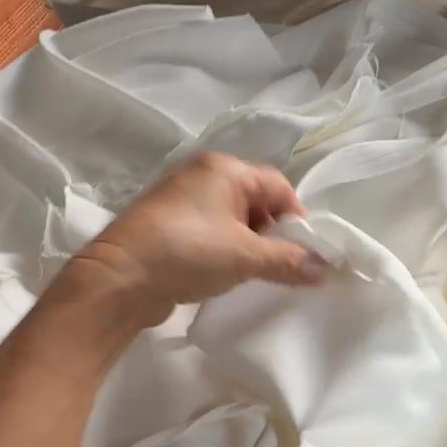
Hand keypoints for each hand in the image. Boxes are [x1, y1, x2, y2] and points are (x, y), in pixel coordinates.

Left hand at [66, 152, 327, 326]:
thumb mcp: (248, 257)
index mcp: (224, 169)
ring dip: (253, 245)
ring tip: (258, 274)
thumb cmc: (189, 252)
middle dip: (276, 233)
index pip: (279, 185)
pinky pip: (214, 232)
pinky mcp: (170, 225)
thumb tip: (324, 269)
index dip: (297, 218)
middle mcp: (203, 175)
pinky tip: (230, 274)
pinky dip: (229, 250)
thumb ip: (290, 261)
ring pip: (235, 219)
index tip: (306, 252)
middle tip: (285, 266)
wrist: (121, 278)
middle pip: (258, 200)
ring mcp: (183, 199)